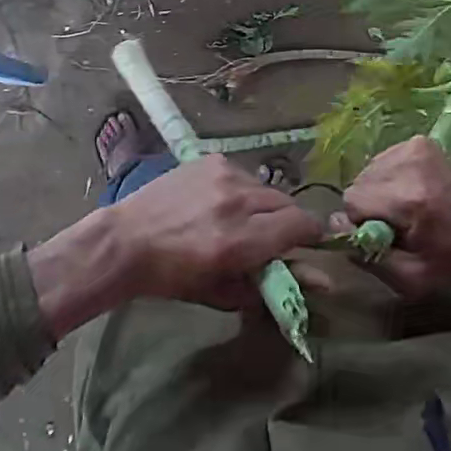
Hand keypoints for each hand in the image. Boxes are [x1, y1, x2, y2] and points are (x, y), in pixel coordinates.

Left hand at [29, 156, 321, 335]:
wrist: (127, 240)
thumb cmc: (173, 276)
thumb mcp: (225, 291)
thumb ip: (274, 283)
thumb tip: (324, 282)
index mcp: (241, 239)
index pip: (303, 224)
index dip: (312, 235)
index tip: (307, 245)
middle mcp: (237, 200)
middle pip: (288, 204)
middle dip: (286, 223)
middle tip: (268, 239)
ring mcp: (224, 174)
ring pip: (266, 188)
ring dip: (264, 205)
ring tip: (239, 220)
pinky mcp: (211, 159)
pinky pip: (244, 174)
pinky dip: (242, 190)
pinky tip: (220, 203)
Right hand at [342, 136, 450, 300]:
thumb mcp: (408, 279)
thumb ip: (367, 255)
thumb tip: (335, 226)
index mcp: (409, 199)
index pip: (353, 200)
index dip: (362, 221)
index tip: (384, 234)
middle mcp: (410, 165)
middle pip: (359, 183)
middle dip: (370, 205)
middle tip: (398, 223)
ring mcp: (416, 147)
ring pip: (369, 170)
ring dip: (379, 191)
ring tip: (408, 208)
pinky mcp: (420, 142)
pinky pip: (383, 160)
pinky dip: (390, 177)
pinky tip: (412, 191)